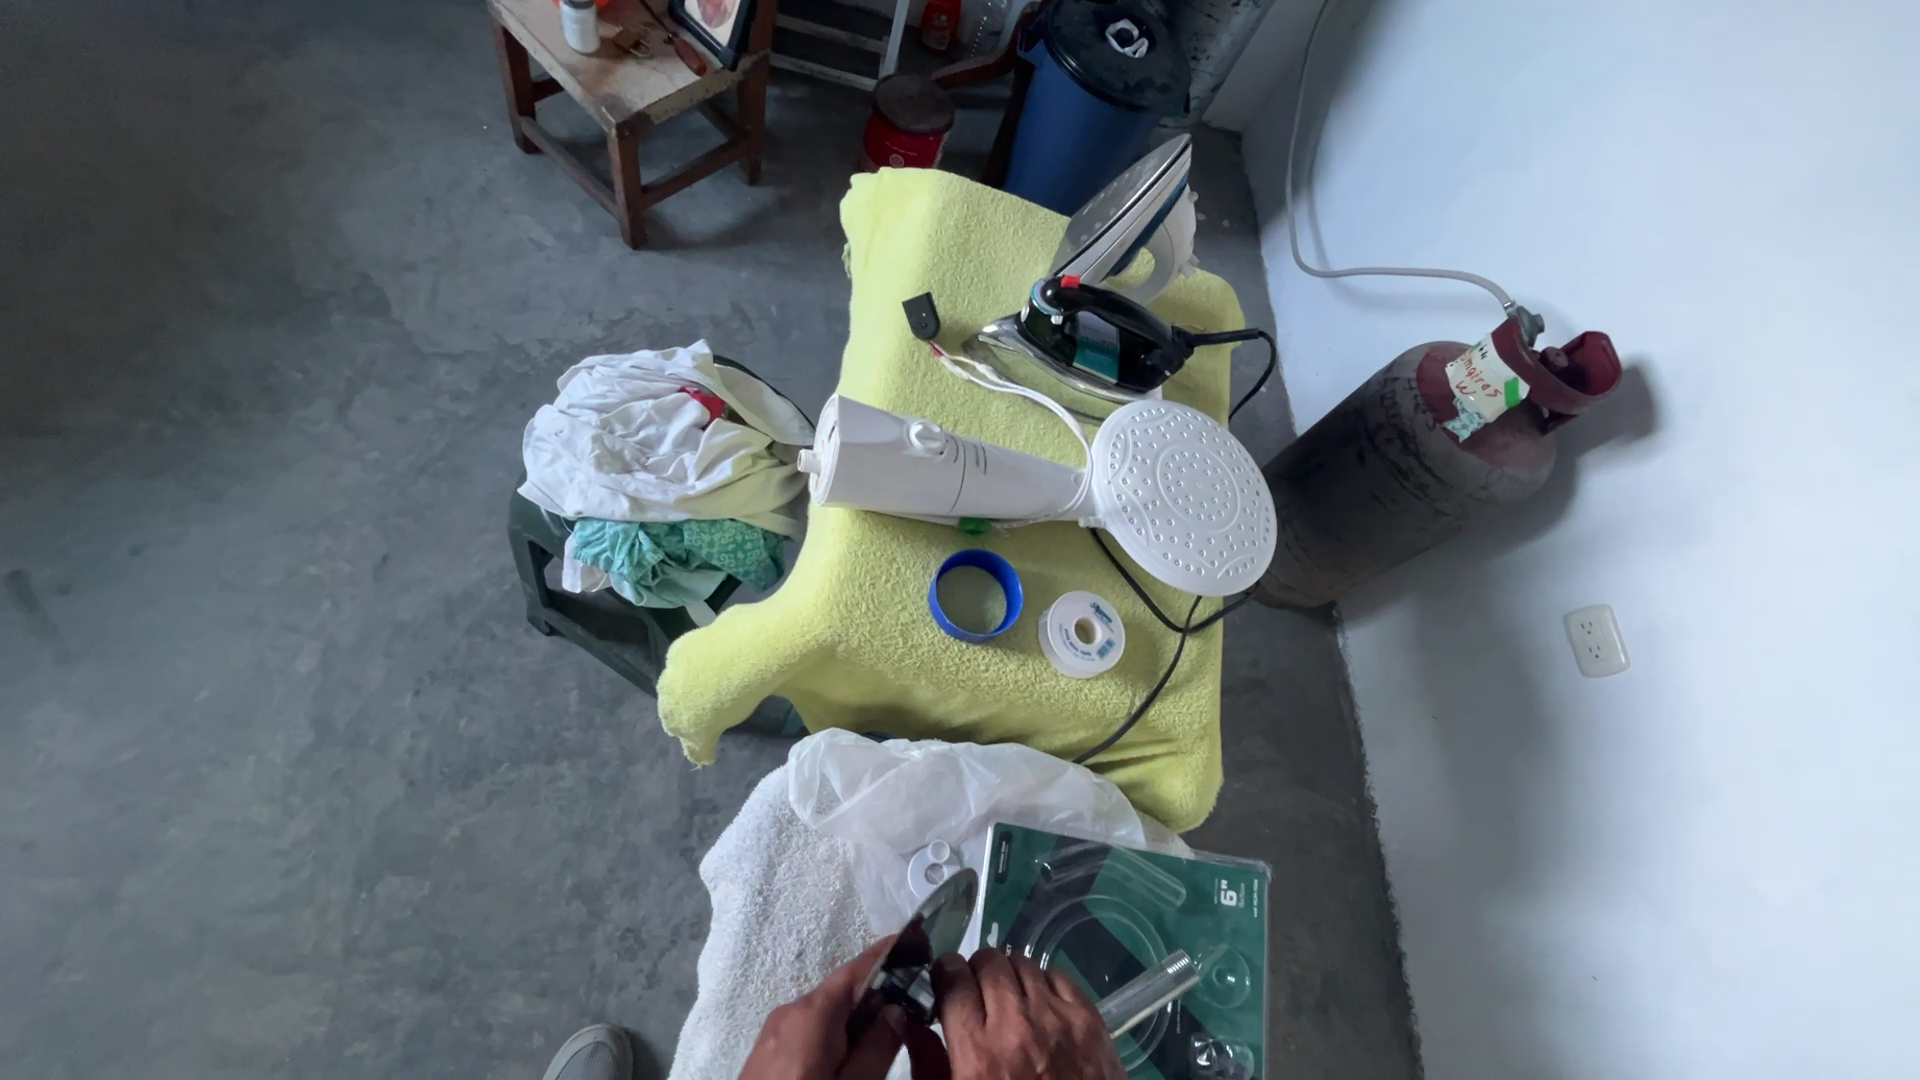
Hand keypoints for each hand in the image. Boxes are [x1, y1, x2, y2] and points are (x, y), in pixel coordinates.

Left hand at [739, 937, 946, 1079]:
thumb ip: (877, 1049)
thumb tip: (895, 1010)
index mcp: (812, 1012)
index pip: (857, 969)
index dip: (888, 954)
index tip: (916, 943)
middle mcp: (790, 1010)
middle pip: (842, 992)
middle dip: (876, 995)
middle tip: (913, 1006)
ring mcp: (773, 1032)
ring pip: (825, 1014)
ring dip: (855, 1020)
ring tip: (885, 1036)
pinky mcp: (765, 1053)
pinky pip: (808, 1031)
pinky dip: (833, 1035)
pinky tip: (849, 1056)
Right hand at [933, 948, 1124, 1079]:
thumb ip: (928, 1064)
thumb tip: (909, 1022)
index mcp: (977, 1052)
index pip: (954, 979)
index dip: (946, 974)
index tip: (946, 982)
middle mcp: (1016, 1025)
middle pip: (988, 962)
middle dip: (977, 972)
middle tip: (978, 992)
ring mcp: (1056, 1018)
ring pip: (1022, 962)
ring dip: (1009, 976)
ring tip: (1010, 999)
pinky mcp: (1088, 1019)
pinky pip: (1057, 975)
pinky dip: (1043, 984)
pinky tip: (1041, 1007)